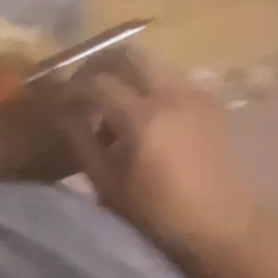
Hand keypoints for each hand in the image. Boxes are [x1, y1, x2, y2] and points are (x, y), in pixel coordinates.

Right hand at [59, 49, 258, 252]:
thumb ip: (81, 140)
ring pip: (152, 62)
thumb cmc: (156, 212)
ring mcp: (195, 93)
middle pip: (128, 53)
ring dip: (126, 74)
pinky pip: (171, 78)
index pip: (96, 81)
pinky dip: (149, 86)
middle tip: (81, 88)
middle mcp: (171, 94)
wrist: (220, 224)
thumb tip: (62, 112)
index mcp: (142, 117)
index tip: (56, 99)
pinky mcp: (210, 102)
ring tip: (112, 107)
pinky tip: (141, 117)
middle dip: (99, 65)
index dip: (70, 86)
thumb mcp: (107, 182)